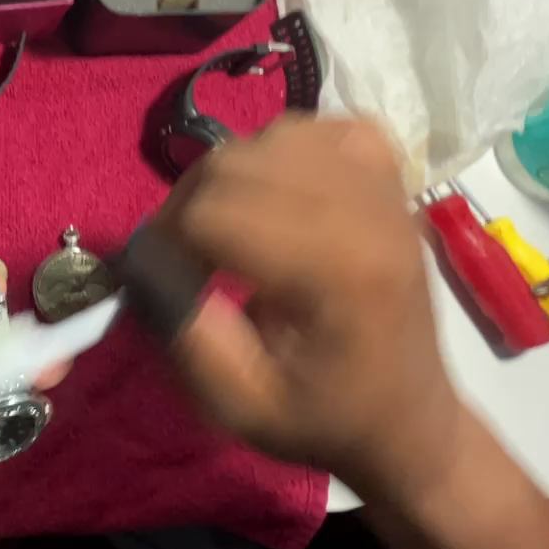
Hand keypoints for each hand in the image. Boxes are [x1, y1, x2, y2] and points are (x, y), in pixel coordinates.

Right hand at [156, 116, 464, 503]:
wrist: (406, 420)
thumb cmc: (320, 418)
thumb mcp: (234, 402)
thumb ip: (181, 329)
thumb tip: (141, 260)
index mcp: (339, 273)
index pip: (215, 213)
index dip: (165, 241)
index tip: (162, 280)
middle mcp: (368, 214)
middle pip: (233, 166)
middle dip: (184, 207)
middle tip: (182, 257)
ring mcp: (385, 185)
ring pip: (265, 138)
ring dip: (222, 178)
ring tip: (221, 225)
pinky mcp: (388, 174)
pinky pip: (313, 127)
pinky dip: (273, 150)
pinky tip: (269, 191)